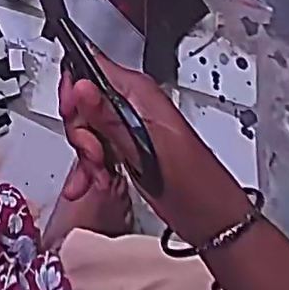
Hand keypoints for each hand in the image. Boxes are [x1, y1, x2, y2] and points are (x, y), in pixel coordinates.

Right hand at [59, 59, 254, 246]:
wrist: (215, 223)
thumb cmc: (196, 187)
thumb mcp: (145, 151)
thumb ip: (109, 118)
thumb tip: (81, 87)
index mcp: (139, 93)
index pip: (90, 66)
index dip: (73, 90)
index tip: (73, 116)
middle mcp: (134, 104)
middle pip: (83, 100)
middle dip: (80, 130)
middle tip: (94, 153)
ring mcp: (130, 125)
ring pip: (86, 126)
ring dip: (86, 153)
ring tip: (100, 173)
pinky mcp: (128, 145)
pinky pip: (96, 145)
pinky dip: (91, 165)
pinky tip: (94, 180)